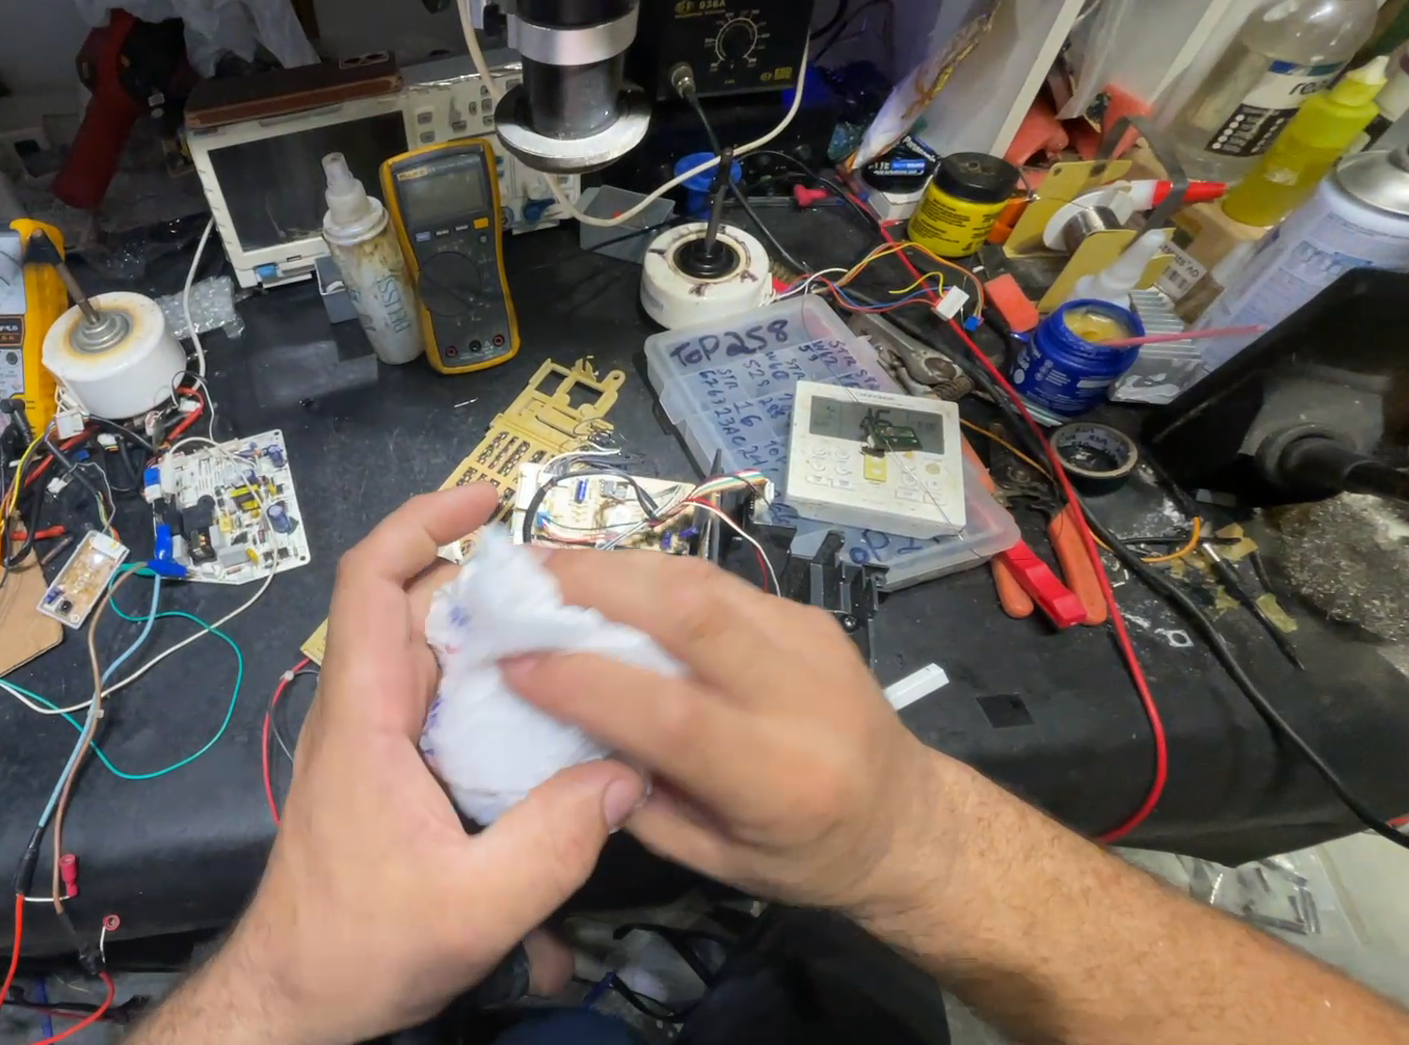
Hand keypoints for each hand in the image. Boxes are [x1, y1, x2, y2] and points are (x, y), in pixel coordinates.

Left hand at [171, 486, 645, 1044]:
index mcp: (364, 712)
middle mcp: (364, 702)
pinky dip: (486, 676)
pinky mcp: (389, 756)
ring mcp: (374, 728)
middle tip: (565, 590)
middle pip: (413, 602)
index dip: (420, 522)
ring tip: (566, 636)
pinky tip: (540, 702)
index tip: (484, 500)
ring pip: (431, 645)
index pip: (371, 581)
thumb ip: (553, 843)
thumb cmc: (360, 945)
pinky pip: (440, 689)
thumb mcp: (470, 909)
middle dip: (482, 578)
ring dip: (490, 629)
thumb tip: (626, 773)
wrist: (295, 993)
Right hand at [501, 550, 952, 921]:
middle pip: (688, 614)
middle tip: (522, 579)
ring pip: (697, 579)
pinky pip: (711, 579)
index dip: (582, 681)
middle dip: (593, 586)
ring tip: (548, 563)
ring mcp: (808, 640)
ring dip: (612, 565)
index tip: (512, 661)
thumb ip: (634, 796)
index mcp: (777, 778)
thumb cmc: (805, 855)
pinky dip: (645, 571)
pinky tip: (603, 574)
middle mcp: (799, 695)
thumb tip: (559, 727)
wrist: (910, 820)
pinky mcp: (804, 613)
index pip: (669, 714)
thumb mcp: (713, 860)